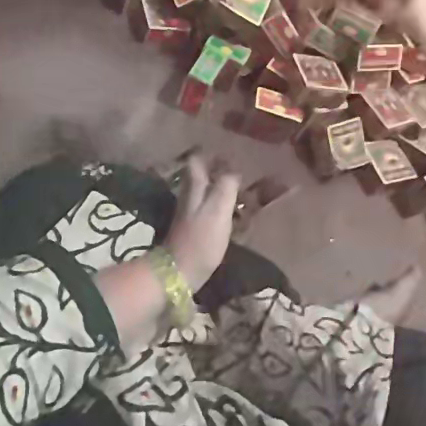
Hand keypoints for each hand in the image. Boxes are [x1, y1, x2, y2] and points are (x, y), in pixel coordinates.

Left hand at [163, 153, 240, 291]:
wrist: (180, 273)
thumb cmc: (201, 240)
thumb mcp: (218, 209)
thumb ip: (226, 186)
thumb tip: (233, 168)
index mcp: (195, 188)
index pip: (198, 160)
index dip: (211, 154)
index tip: (230, 152)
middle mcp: (191, 197)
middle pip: (204, 177)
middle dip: (220, 172)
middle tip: (242, 171)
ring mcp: (192, 215)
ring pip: (209, 194)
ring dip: (224, 190)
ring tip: (245, 191)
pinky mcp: (196, 232)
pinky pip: (213, 212)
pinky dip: (225, 209)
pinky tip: (238, 215)